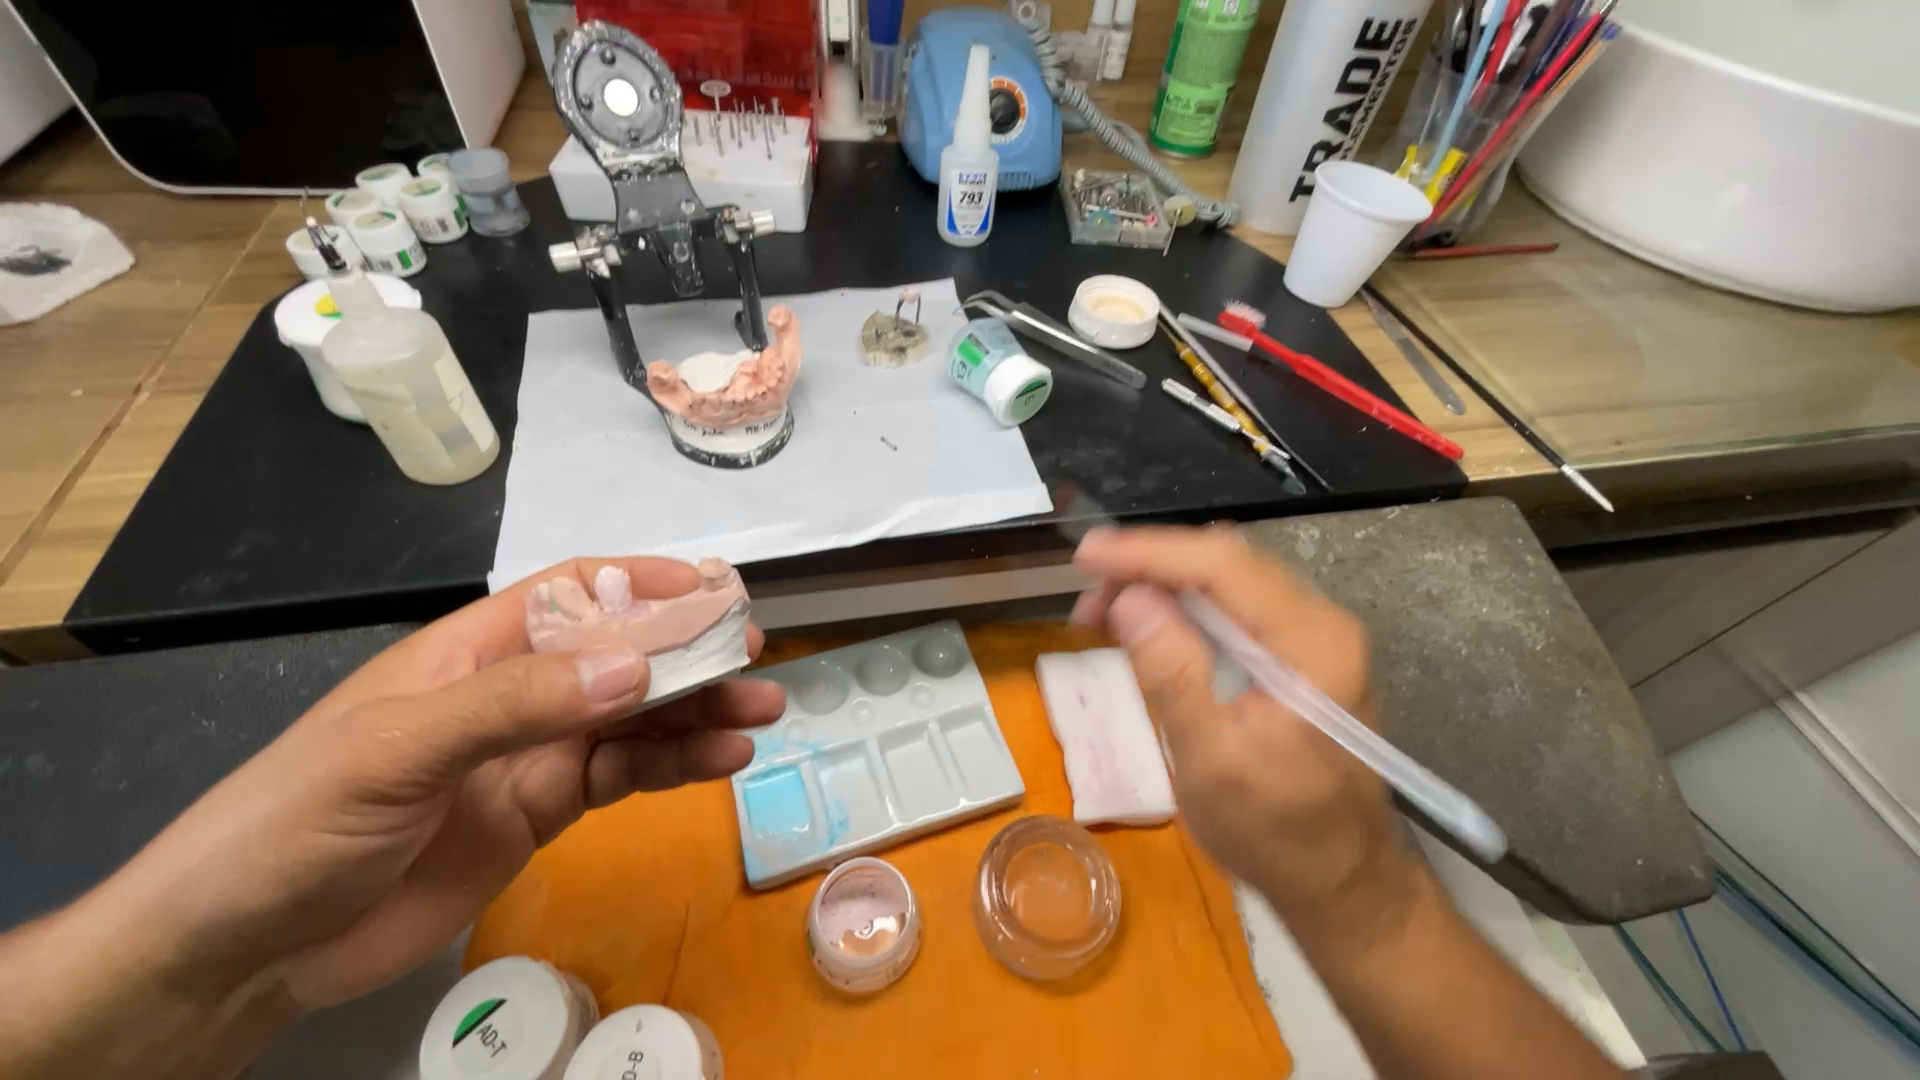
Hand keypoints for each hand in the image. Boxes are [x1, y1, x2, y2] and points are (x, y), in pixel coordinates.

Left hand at [97, 556, 784, 1009]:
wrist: (244, 953)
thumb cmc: (296, 821)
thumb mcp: (397, 749)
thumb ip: (517, 704)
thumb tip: (634, 670)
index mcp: (475, 651)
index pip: (573, 594)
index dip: (643, 584)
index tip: (710, 589)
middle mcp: (516, 692)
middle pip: (621, 658)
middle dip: (689, 653)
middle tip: (753, 655)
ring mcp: (535, 753)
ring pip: (636, 719)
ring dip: (698, 712)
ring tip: (760, 712)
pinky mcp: (548, 810)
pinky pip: (625, 776)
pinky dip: (675, 766)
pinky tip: (720, 761)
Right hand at [1071, 527, 1421, 935]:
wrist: (1342, 884)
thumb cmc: (1277, 834)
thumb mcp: (1211, 762)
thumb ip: (1172, 674)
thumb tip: (1129, 598)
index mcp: (1312, 643)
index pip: (1221, 565)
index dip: (1147, 552)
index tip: (1084, 554)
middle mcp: (1320, 623)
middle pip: (1223, 562)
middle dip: (1148, 567)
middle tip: (1087, 596)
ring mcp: (1312, 637)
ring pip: (1224, 580)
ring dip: (1160, 584)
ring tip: (1103, 612)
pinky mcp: (1297, 655)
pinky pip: (1232, 608)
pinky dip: (1181, 608)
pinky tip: (1146, 625)